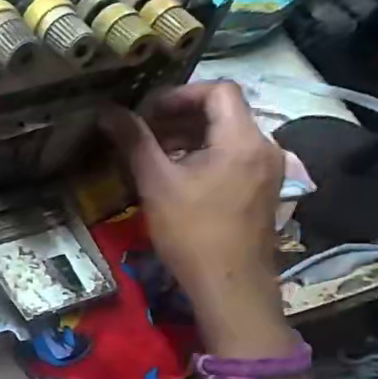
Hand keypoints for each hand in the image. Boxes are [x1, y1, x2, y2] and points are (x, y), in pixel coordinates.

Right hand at [101, 81, 292, 353]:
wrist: (229, 288)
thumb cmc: (192, 233)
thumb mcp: (156, 183)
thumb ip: (135, 141)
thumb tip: (108, 111)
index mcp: (243, 139)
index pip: (218, 90)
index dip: (180, 94)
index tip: (148, 113)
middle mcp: (265, 147)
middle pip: (225, 112)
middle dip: (182, 116)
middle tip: (145, 133)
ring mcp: (269, 171)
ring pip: (229, 136)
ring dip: (192, 137)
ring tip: (156, 155)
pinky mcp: (264, 192)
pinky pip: (235, 158)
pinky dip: (207, 156)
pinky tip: (179, 178)